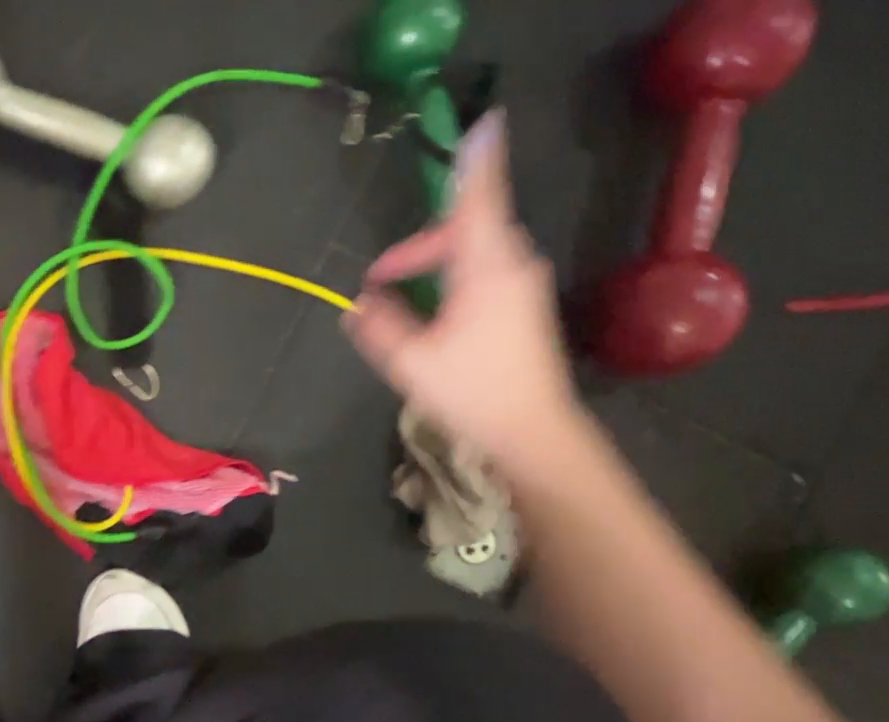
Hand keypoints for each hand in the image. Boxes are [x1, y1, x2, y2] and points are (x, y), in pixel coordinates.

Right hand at [341, 109, 584, 471]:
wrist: (531, 430)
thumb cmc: (471, 392)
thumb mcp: (411, 361)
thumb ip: (380, 327)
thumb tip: (357, 305)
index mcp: (484, 269)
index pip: (477, 203)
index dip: (476, 164)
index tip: (483, 125)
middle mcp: (510, 267)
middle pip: (465, 231)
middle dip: (419, 248)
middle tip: (379, 281)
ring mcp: (521, 286)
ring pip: (474, 254)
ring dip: (433, 266)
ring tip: (398, 297)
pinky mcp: (523, 307)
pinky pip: (484, 274)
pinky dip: (451, 281)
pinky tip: (431, 315)